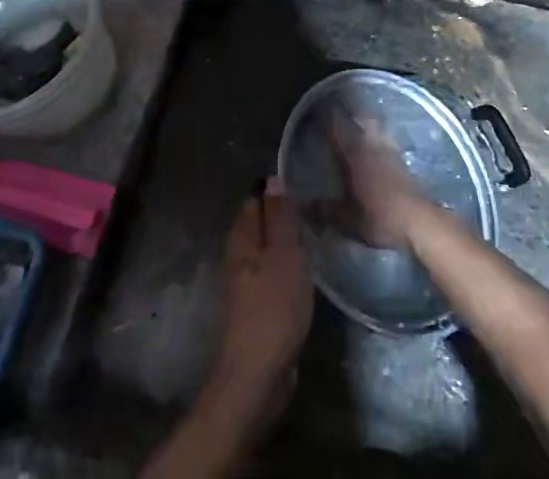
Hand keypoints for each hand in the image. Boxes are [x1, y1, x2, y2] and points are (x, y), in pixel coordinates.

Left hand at [215, 178, 313, 395]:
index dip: (273, 193)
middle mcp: (237, 255)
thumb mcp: (283, 255)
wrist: (259, 368)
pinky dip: (284, 266)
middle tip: (311, 210)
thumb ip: (278, 218)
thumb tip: (272, 179)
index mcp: (240, 238)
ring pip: (263, 249)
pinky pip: (269, 272)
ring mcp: (244, 281)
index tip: (300, 187)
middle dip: (278, 216)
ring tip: (311, 237)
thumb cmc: (275, 305)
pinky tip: (301, 272)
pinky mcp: (255, 303)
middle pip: (256, 225)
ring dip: (282, 242)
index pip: (254, 202)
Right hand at [329, 111, 432, 249]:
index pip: (337, 130)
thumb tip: (305, 206)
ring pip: (378, 128)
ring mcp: (391, 154)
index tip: (318, 106)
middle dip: (353, 109)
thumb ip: (326, 209)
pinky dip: (381, 136)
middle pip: (363, 120)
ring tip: (361, 115)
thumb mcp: (348, 217)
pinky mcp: (404, 164)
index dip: (327, 116)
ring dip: (369, 119)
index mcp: (354, 156)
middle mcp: (372, 149)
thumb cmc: (380, 217)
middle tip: (343, 101)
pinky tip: (380, 141)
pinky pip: (388, 141)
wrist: (421, 224)